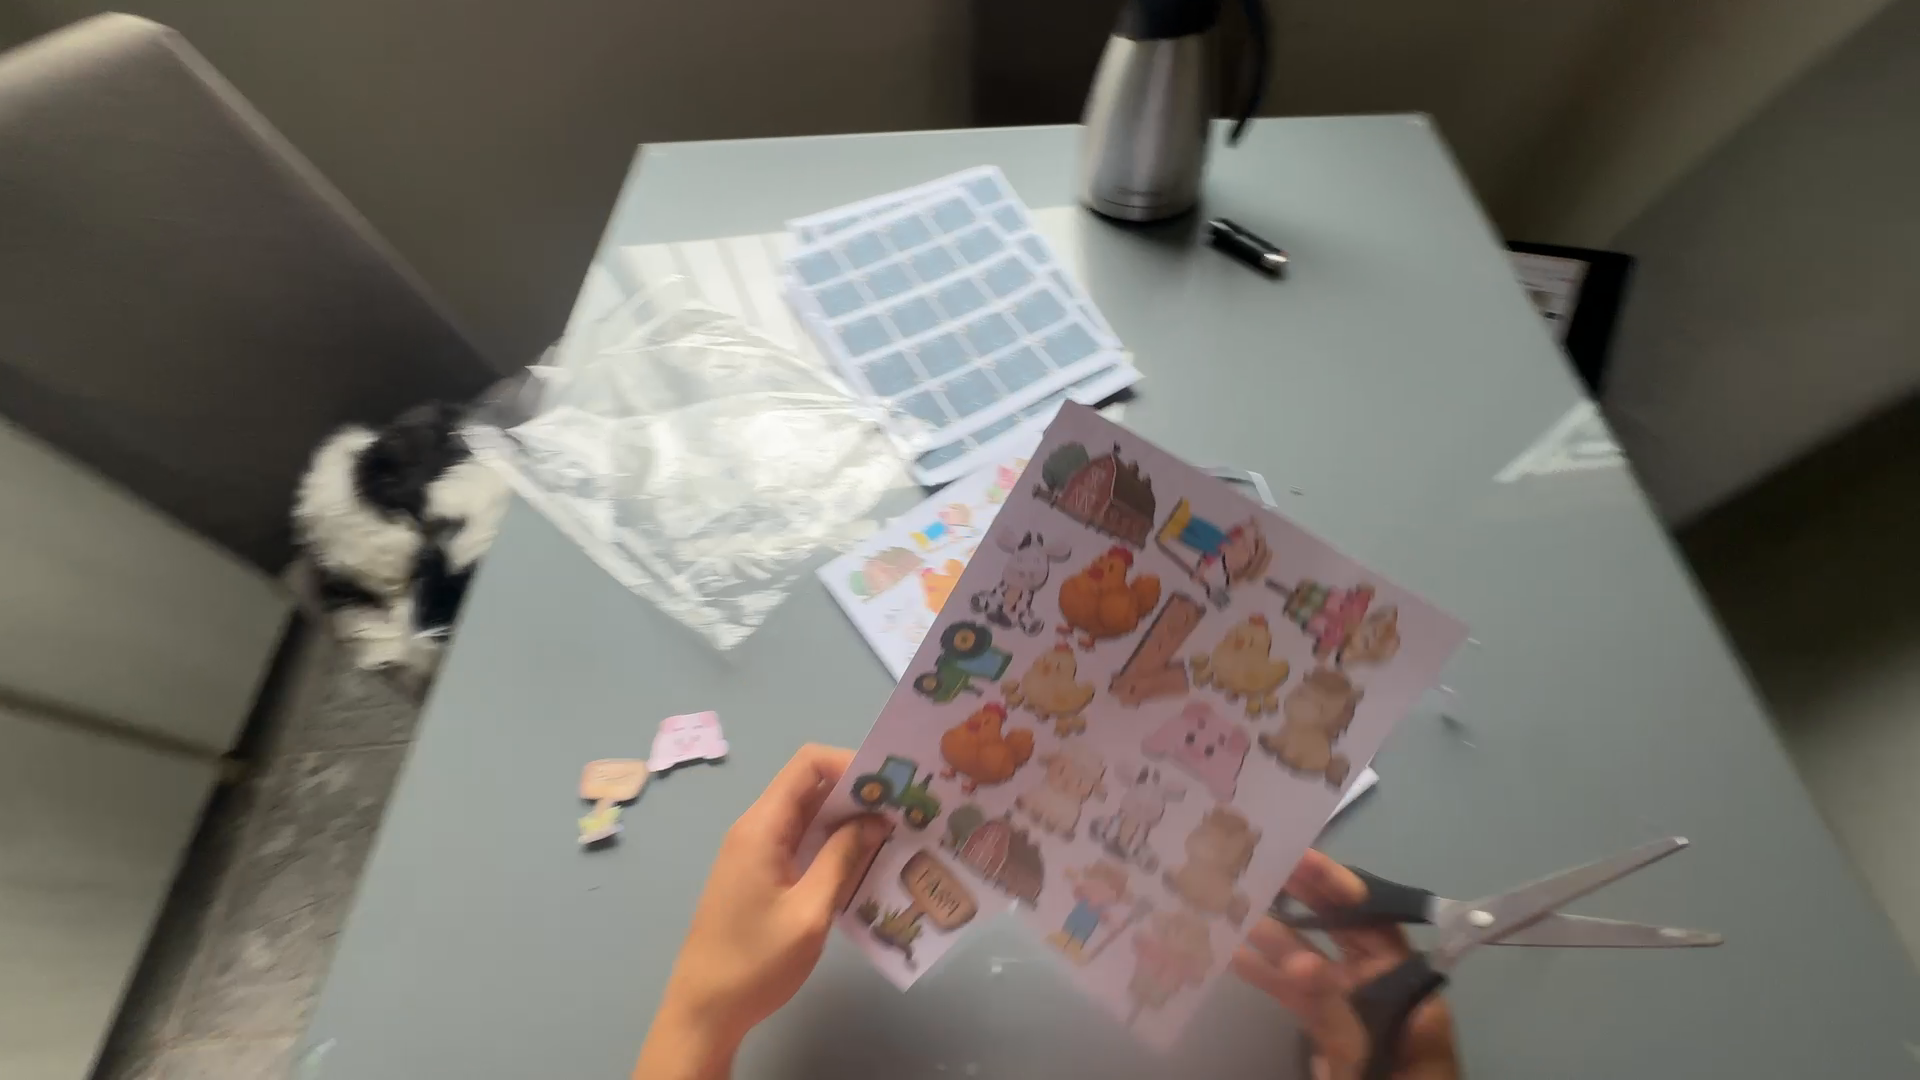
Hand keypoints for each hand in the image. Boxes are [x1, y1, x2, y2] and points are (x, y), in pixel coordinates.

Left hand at [634, 745, 887, 1079]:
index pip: (808, 764)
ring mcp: (758, 849)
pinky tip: (863, 863)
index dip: (850, 764)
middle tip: (901, 811)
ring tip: (891, 835)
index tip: (887, 788)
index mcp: (763, 826)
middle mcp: (758, 826)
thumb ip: (843, 858)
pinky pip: (802, 839)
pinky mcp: (762, 871)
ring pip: (810, 813)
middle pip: (812, 785)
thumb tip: (876, 819)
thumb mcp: (809, 913)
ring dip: (849, 819)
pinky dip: (833, 842)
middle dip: (857, 792)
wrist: (703, 1014)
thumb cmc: (755, 962)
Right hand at [1232, 850, 1459, 1079]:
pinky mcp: (1328, 1030)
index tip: (1301, 857)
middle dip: (1299, 895)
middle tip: (1259, 861)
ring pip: (1307, 956)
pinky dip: (1263, 972)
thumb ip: (1338, 1012)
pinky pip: (1293, 991)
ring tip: (1231, 900)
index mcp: (1406, 991)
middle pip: (1338, 929)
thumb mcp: (1373, 1061)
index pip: (1374, 923)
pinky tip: (1227, 953)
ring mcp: (1351, 1008)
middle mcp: (1379, 989)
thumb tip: (1300, 963)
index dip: (1339, 888)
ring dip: (1269, 930)